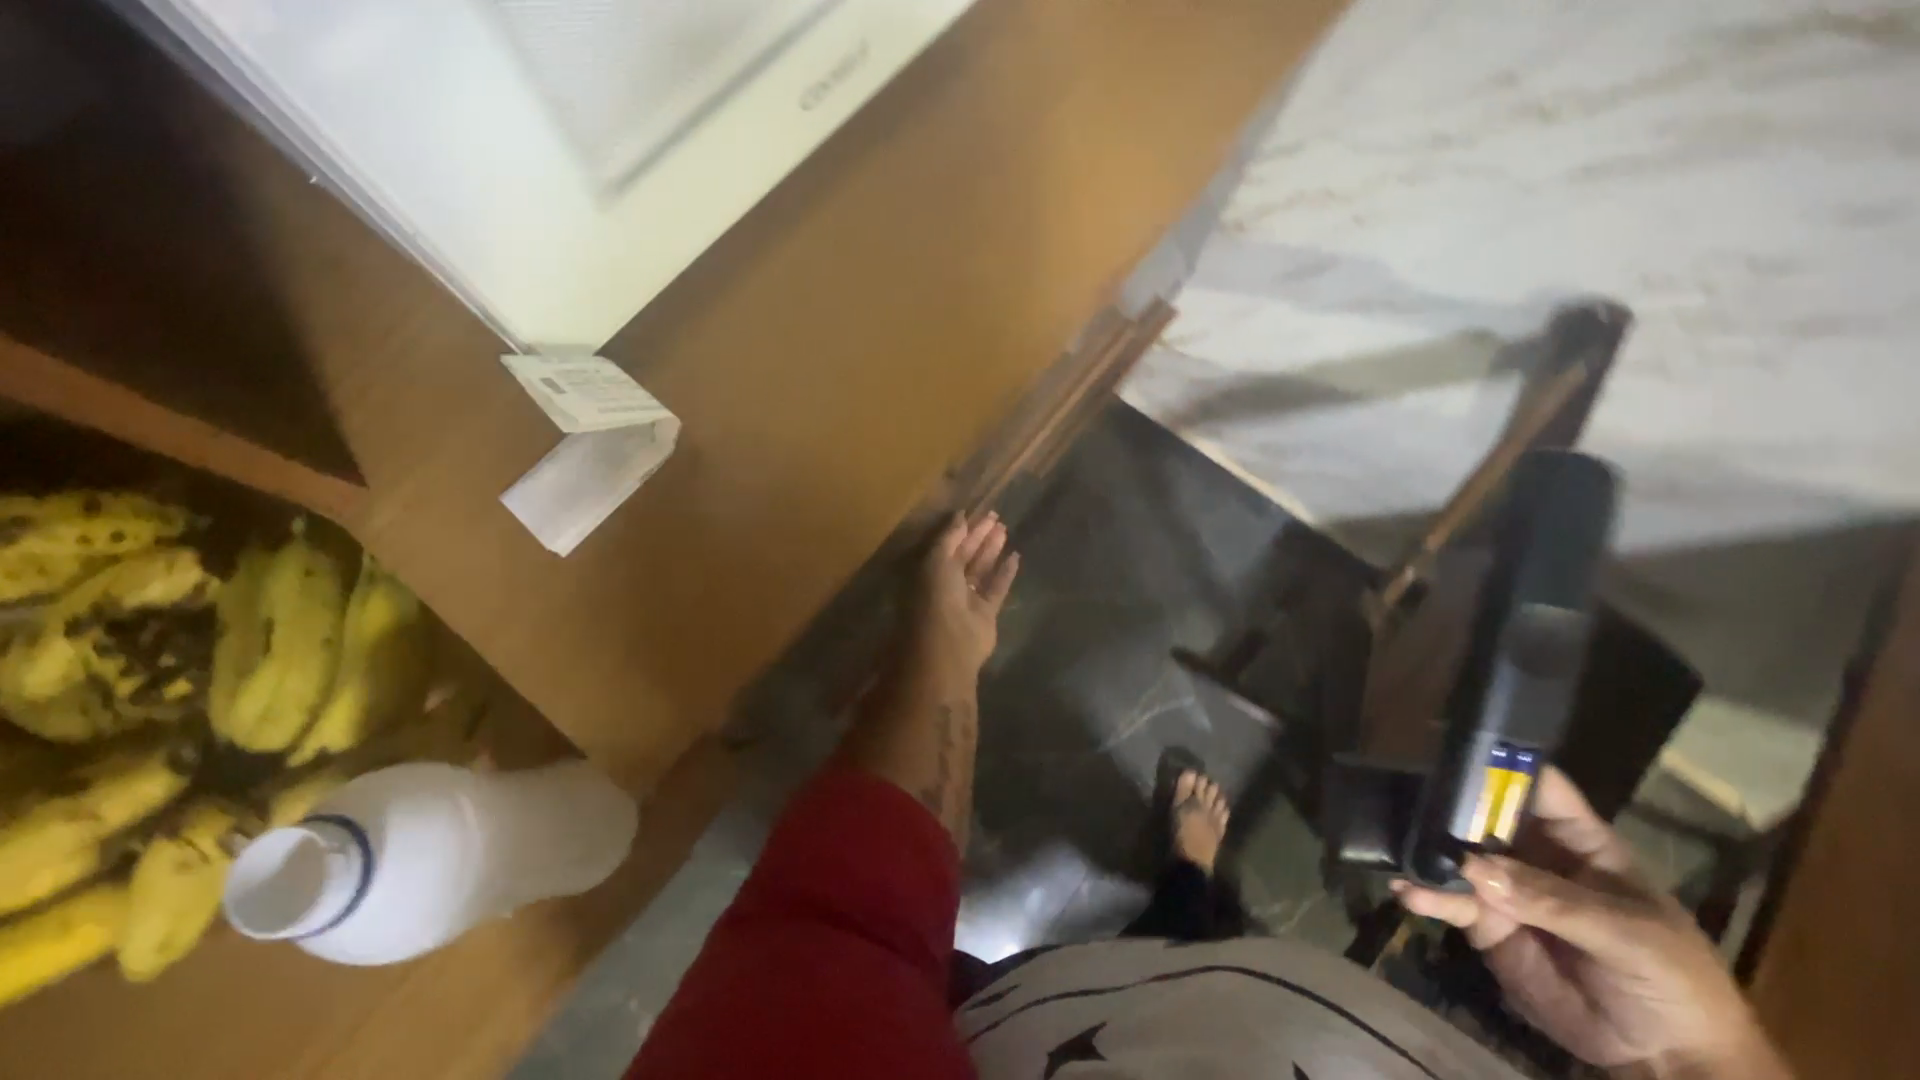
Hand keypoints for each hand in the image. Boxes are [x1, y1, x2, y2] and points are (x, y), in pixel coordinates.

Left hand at [908, 513, 1019, 686]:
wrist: (948, 644)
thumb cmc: (935, 598)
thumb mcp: (936, 561)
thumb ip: (949, 538)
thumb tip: (960, 516)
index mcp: (929, 571)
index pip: (947, 545)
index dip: (961, 529)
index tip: (977, 511)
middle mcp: (946, 584)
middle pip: (965, 555)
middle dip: (979, 536)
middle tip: (996, 517)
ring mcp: (967, 600)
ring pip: (981, 570)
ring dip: (992, 550)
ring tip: (1005, 530)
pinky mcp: (986, 613)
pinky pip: (996, 588)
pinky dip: (1005, 573)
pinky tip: (1015, 556)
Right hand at [1394, 768, 1789, 1078]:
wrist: (1668, 1058)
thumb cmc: (1672, 978)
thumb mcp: (1626, 934)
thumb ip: (1551, 901)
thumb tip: (1477, 870)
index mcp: (1581, 842)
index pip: (1539, 789)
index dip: (1505, 768)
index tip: (1458, 755)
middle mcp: (1537, 857)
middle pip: (1487, 817)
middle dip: (1452, 809)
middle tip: (1412, 803)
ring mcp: (1509, 892)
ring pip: (1461, 859)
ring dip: (1433, 854)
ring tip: (1404, 854)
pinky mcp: (1489, 928)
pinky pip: (1452, 903)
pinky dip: (1427, 897)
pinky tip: (1407, 894)